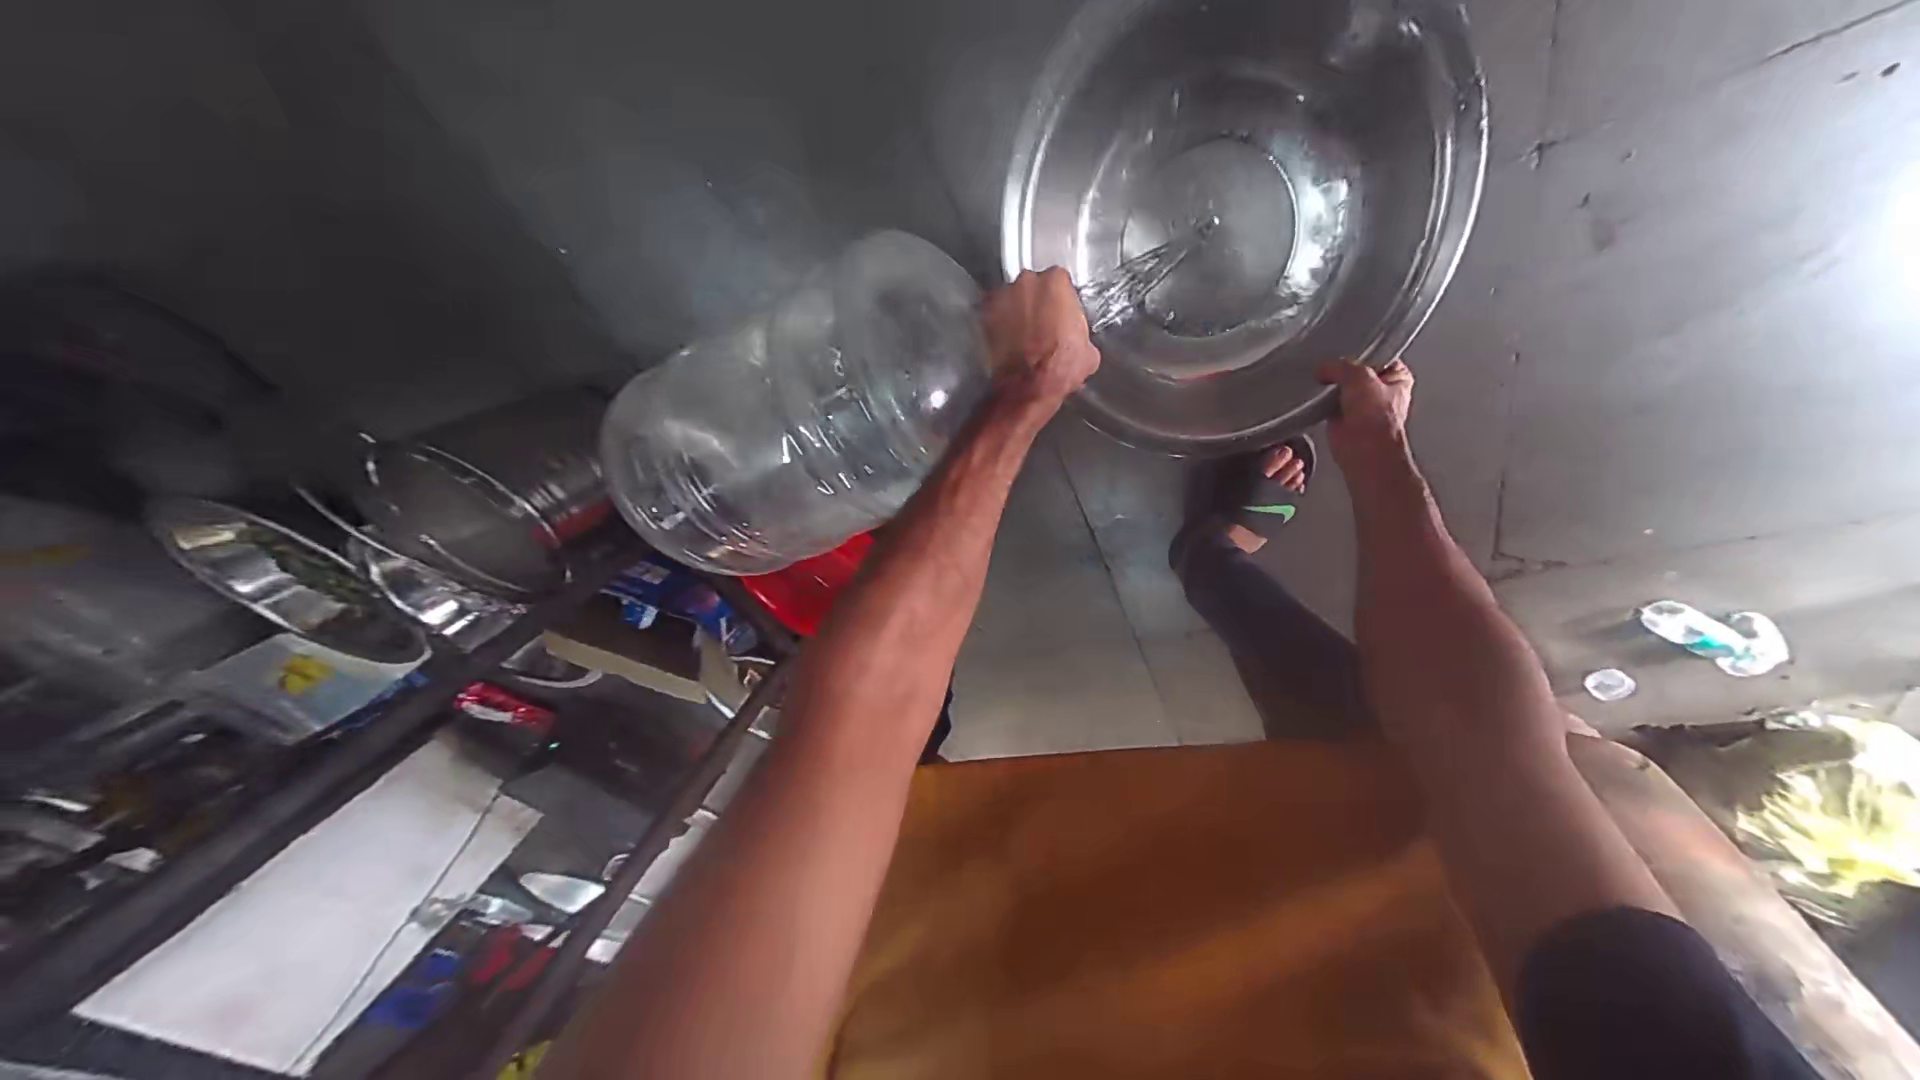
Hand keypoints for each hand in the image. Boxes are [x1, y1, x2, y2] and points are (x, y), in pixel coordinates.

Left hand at [983, 268, 1100, 406]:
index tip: (1060, 314)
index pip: (1060, 281)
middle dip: (1037, 302)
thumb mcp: (1088, 349)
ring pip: (1012, 297)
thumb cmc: (1060, 366)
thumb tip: (1078, 339)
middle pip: (1033, 286)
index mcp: (1057, 281)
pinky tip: (1006, 339)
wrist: (1028, 386)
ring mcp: (1002, 296)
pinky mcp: (984, 314)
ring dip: (1017, 310)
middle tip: (1041, 324)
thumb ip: (1080, 331)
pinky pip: (993, 313)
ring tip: (1022, 333)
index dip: (1060, 300)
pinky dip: (999, 322)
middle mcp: (1027, 281)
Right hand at [1315, 358, 1414, 467]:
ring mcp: (1361, 404)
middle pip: (1355, 371)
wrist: (1362, 449)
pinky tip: (1315, 396)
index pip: (1376, 355)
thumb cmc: (1374, 416)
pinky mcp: (1342, 416)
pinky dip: (1320, 400)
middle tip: (1329, 369)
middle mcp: (1380, 390)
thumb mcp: (1359, 377)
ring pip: (1340, 386)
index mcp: (1397, 377)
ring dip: (1330, 386)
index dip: (1359, 353)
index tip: (1343, 352)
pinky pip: (1328, 401)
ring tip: (1321, 382)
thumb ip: (1340, 367)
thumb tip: (1322, 368)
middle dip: (1340, 371)